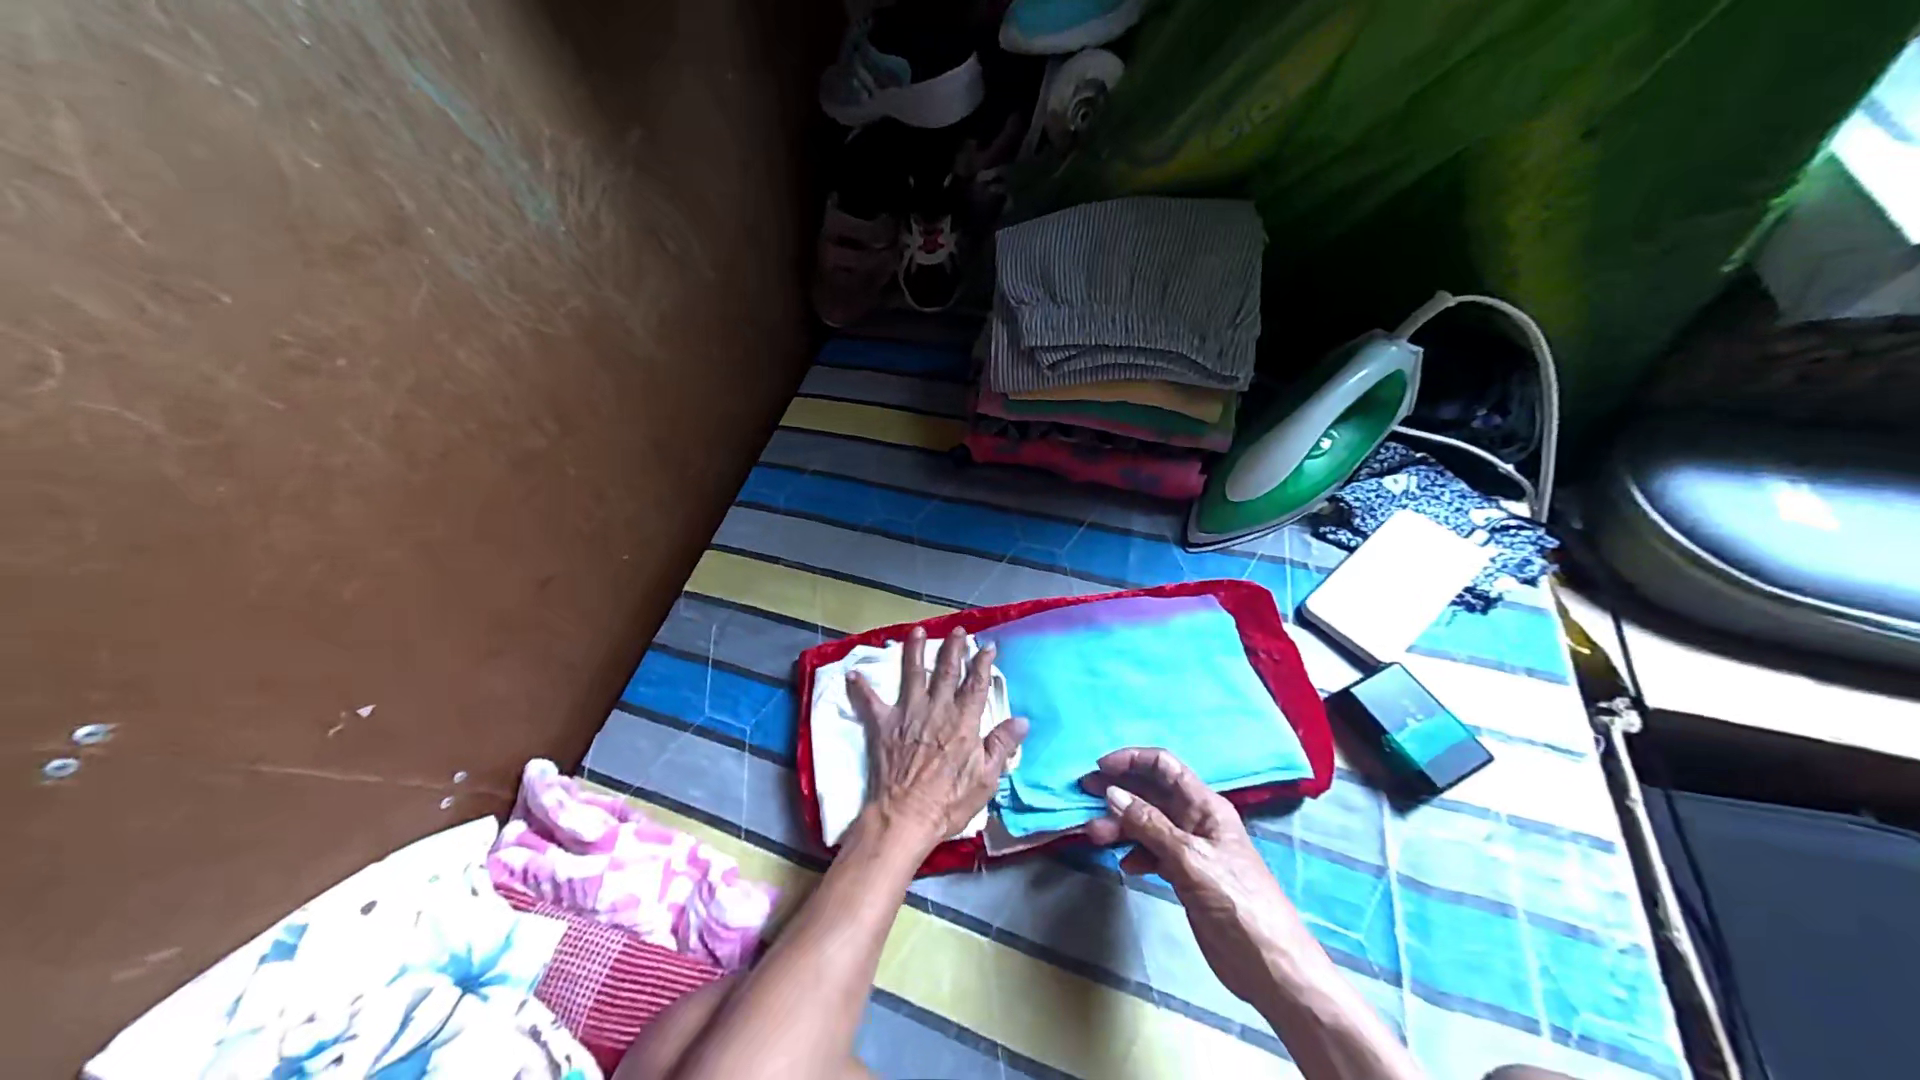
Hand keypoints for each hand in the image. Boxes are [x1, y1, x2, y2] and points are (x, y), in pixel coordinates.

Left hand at [848, 627, 1027, 851]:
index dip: (983, 663)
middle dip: (953, 647)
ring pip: (912, 673)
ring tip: (916, 632)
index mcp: (963, 721)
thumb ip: (1002, 745)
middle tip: (958, 629)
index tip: (988, 646)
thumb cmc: (949, 801)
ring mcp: (907, 713)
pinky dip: (861, 688)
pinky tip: (852, 675)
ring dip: (914, 650)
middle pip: (946, 670)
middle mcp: (936, 709)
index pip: (976, 684)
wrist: (906, 815)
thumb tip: (1022, 720)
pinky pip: (869, 701)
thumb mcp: (986, 778)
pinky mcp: (883, 724)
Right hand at [1082, 748, 1304, 1008]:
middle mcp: (1196, 820)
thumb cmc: (1235, 901)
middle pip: (1152, 792)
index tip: (1099, 768)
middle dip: (1119, 790)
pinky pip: (1152, 851)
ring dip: (1121, 825)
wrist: (1270, 965)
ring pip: (1147, 823)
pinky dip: (1136, 853)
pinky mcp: (1185, 875)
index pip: (1164, 766)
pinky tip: (1126, 864)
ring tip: (1094, 835)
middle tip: (1084, 794)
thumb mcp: (1189, 858)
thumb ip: (1149, 824)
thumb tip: (1112, 793)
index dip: (1132, 760)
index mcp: (1205, 805)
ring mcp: (1190, 848)